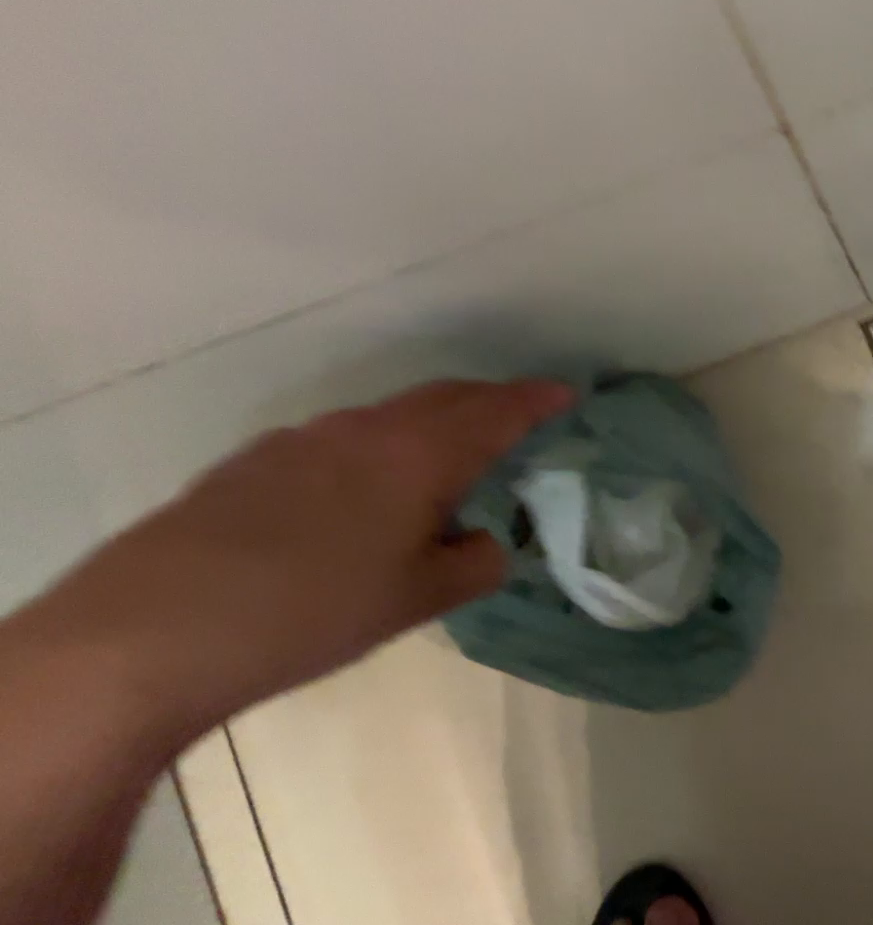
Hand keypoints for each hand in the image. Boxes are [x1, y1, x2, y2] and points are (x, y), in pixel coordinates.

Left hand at [44, 379, 572, 728]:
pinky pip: (341, 438)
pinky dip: (377, 447)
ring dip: (431, 424)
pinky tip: (362, 495)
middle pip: (445, 397)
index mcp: (421, 455)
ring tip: (445, 461)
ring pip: (390, 415)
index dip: (538, 399)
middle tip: (519, 418)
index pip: (498, 411)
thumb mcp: (420, 599)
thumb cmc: (314, 612)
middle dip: (489, 401)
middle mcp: (366, 430)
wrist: (148, 635)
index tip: (568, 394)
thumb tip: (484, 542)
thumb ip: (477, 563)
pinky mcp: (253, 462)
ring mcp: (303, 440)